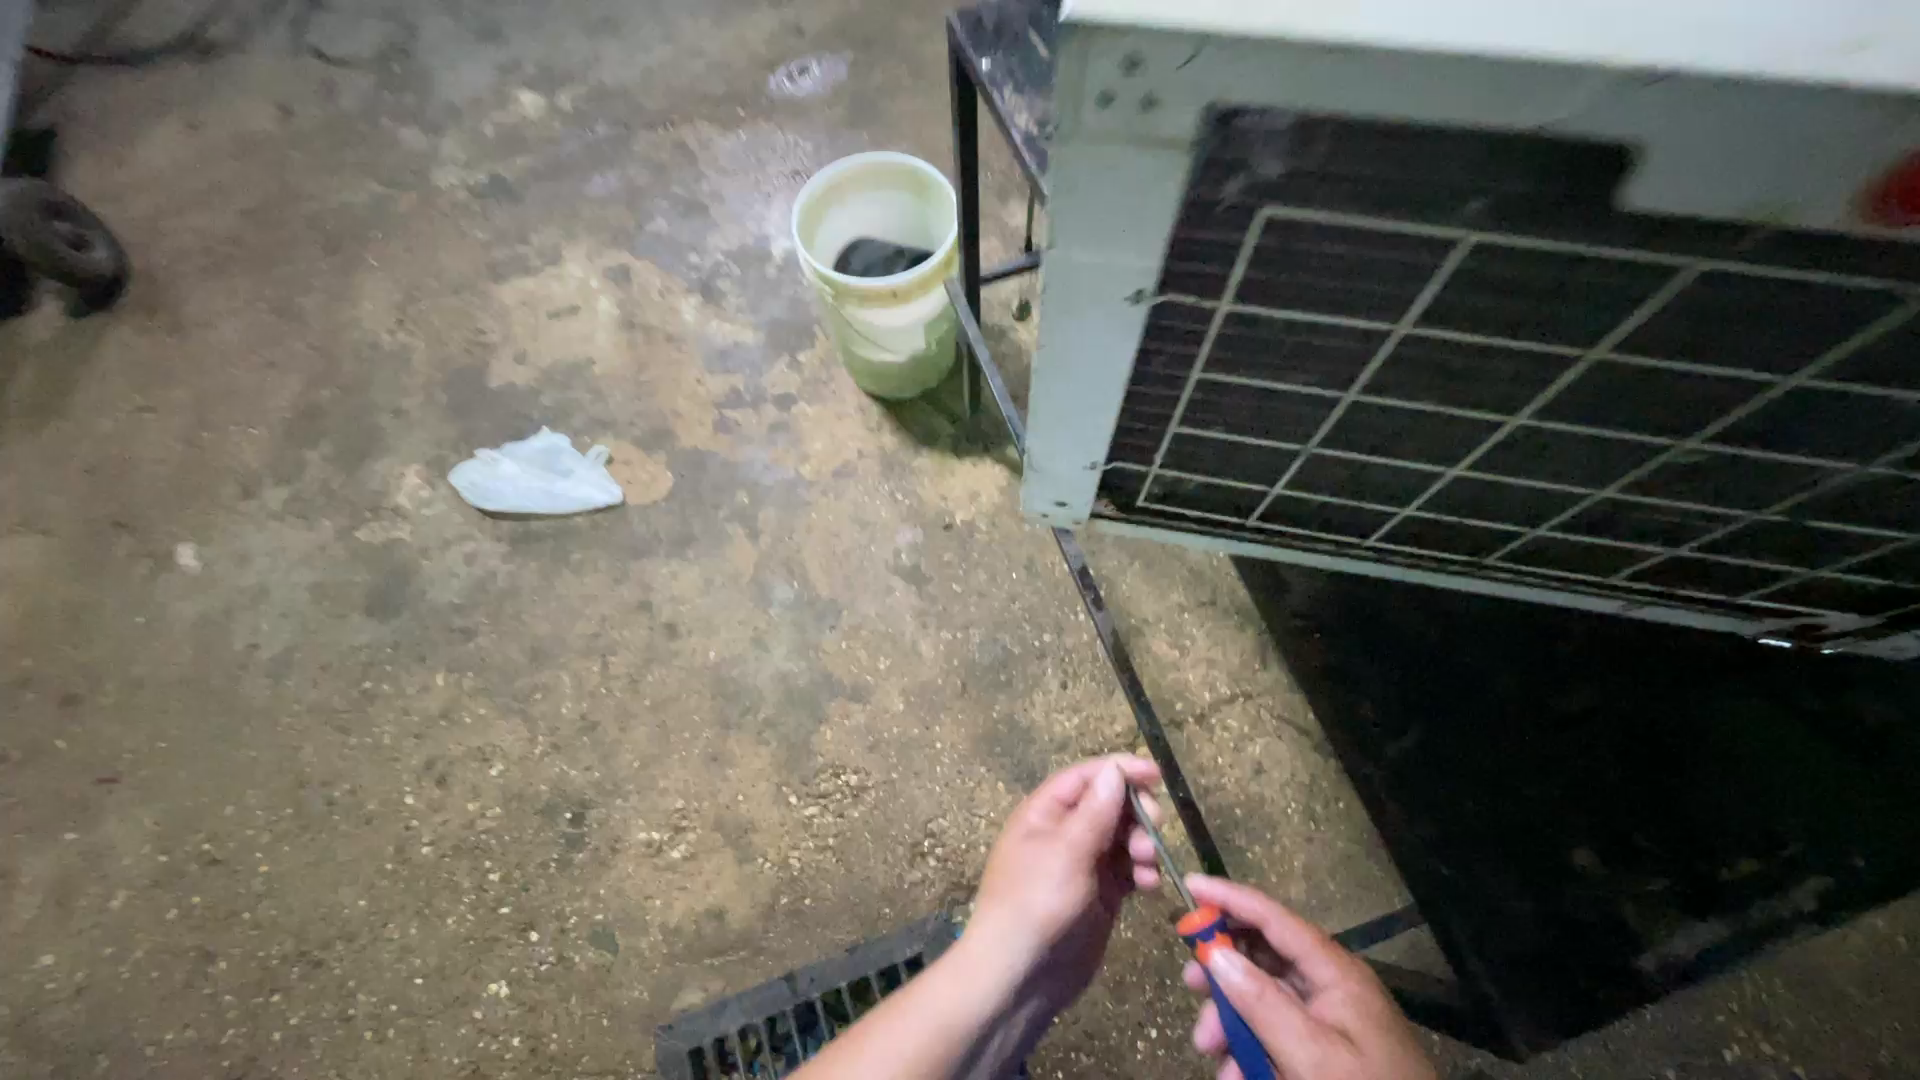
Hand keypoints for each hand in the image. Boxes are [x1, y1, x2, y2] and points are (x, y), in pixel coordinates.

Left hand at [962, 754, 1164, 1010]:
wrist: (1020, 975)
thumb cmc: (1036, 902)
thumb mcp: (1066, 851)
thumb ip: (1095, 811)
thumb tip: (1114, 769)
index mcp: (1044, 813)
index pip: (1085, 777)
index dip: (1119, 771)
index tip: (1156, 775)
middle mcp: (1062, 833)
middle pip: (1108, 805)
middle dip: (1135, 812)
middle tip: (1155, 827)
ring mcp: (1081, 865)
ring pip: (1121, 839)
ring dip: (1142, 845)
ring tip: (1149, 863)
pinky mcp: (1098, 895)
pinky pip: (1126, 871)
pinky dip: (1141, 873)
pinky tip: (1150, 886)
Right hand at [1182, 876, 1435, 1079]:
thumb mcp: (1311, 1057)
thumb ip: (1261, 1003)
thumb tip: (1216, 954)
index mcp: (1335, 972)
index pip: (1273, 917)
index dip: (1229, 897)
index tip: (1187, 885)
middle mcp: (1330, 985)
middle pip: (1262, 957)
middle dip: (1222, 972)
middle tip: (1189, 986)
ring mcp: (1330, 1018)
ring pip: (1263, 999)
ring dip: (1231, 1022)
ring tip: (1211, 1054)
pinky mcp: (1327, 1049)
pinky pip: (1276, 1033)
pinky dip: (1250, 1048)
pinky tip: (1237, 1074)